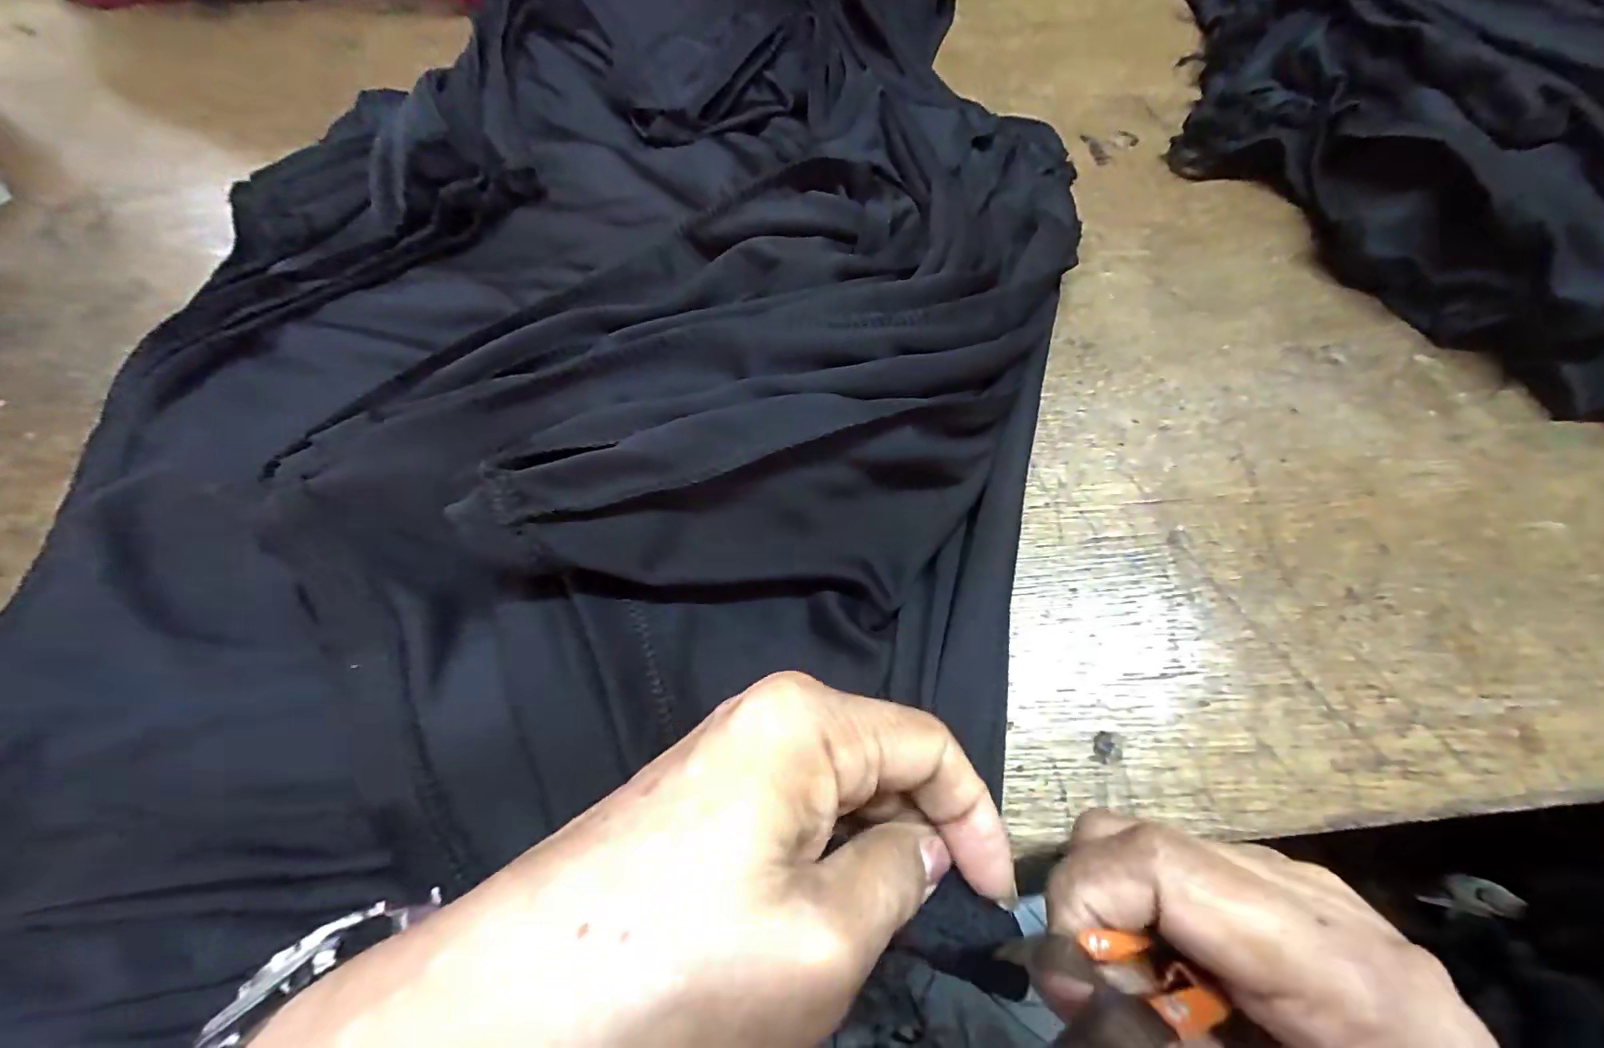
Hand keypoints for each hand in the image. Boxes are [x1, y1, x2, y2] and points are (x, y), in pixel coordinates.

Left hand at [256, 672, 1016, 1047]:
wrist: (477, 1025)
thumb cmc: (675, 972)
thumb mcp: (824, 940)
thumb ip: (898, 876)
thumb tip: (924, 846)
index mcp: (806, 720)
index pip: (928, 743)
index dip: (977, 815)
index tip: (996, 894)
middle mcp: (767, 715)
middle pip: (883, 761)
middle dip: (921, 832)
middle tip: (936, 916)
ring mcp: (725, 754)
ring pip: (837, 791)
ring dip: (871, 850)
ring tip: (873, 926)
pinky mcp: (696, 796)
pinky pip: (791, 811)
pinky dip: (824, 857)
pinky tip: (811, 913)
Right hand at [1044, 810, 1493, 1047]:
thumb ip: (1162, 1040)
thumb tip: (1071, 989)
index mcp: (1327, 959)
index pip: (1159, 860)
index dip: (1084, 902)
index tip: (1069, 992)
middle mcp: (1305, 894)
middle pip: (1139, 835)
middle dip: (1090, 910)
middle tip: (1106, 1002)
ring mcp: (1296, 886)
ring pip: (1152, 847)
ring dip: (1119, 920)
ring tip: (1151, 1005)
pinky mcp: (1285, 895)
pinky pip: (1186, 879)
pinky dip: (1153, 926)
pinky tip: (1190, 993)